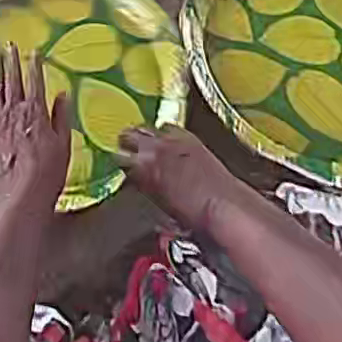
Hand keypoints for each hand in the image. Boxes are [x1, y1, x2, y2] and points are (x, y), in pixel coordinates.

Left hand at [0, 43, 70, 212]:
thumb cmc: (48, 171)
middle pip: (13, 81)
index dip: (34, 64)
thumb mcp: (63, 142)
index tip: (34, 51)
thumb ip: (61, 116)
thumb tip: (63, 94)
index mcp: (36, 111)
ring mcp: (1, 123)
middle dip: (12, 61)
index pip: (35, 81)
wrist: (22, 194)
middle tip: (9, 45)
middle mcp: (16, 113)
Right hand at [117, 125, 248, 234]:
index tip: (118, 163)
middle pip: (131, 135)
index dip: (117, 160)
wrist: (224, 205)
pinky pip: (168, 128)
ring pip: (148, 128)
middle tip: (124, 148)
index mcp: (144, 167)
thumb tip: (136, 179)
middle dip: (127, 141)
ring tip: (142, 142)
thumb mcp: (159, 204)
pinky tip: (166, 140)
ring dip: (144, 135)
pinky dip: (164, 133)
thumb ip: (144, 185)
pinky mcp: (190, 137)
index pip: (121, 156)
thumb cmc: (193, 213)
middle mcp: (157, 147)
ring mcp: (174, 139)